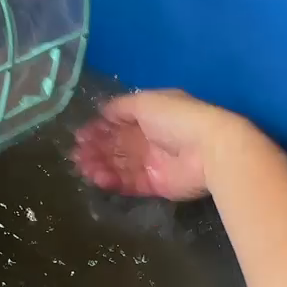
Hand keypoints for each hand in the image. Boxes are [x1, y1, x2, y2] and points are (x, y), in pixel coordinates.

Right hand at [70, 90, 258, 200]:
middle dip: (94, 149)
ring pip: (118, 165)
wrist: (210, 149)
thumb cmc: (177, 118)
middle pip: (115, 145)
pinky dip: (112, 181)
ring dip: (99, 165)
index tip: (80, 135)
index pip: (117, 122)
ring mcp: (152, 162)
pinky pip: (129, 183)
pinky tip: (98, 178)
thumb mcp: (146, 102)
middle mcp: (148, 138)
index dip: (98, 128)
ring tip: (83, 168)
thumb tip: (101, 112)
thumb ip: (121, 107)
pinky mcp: (156, 184)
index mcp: (148, 115)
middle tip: (76, 155)